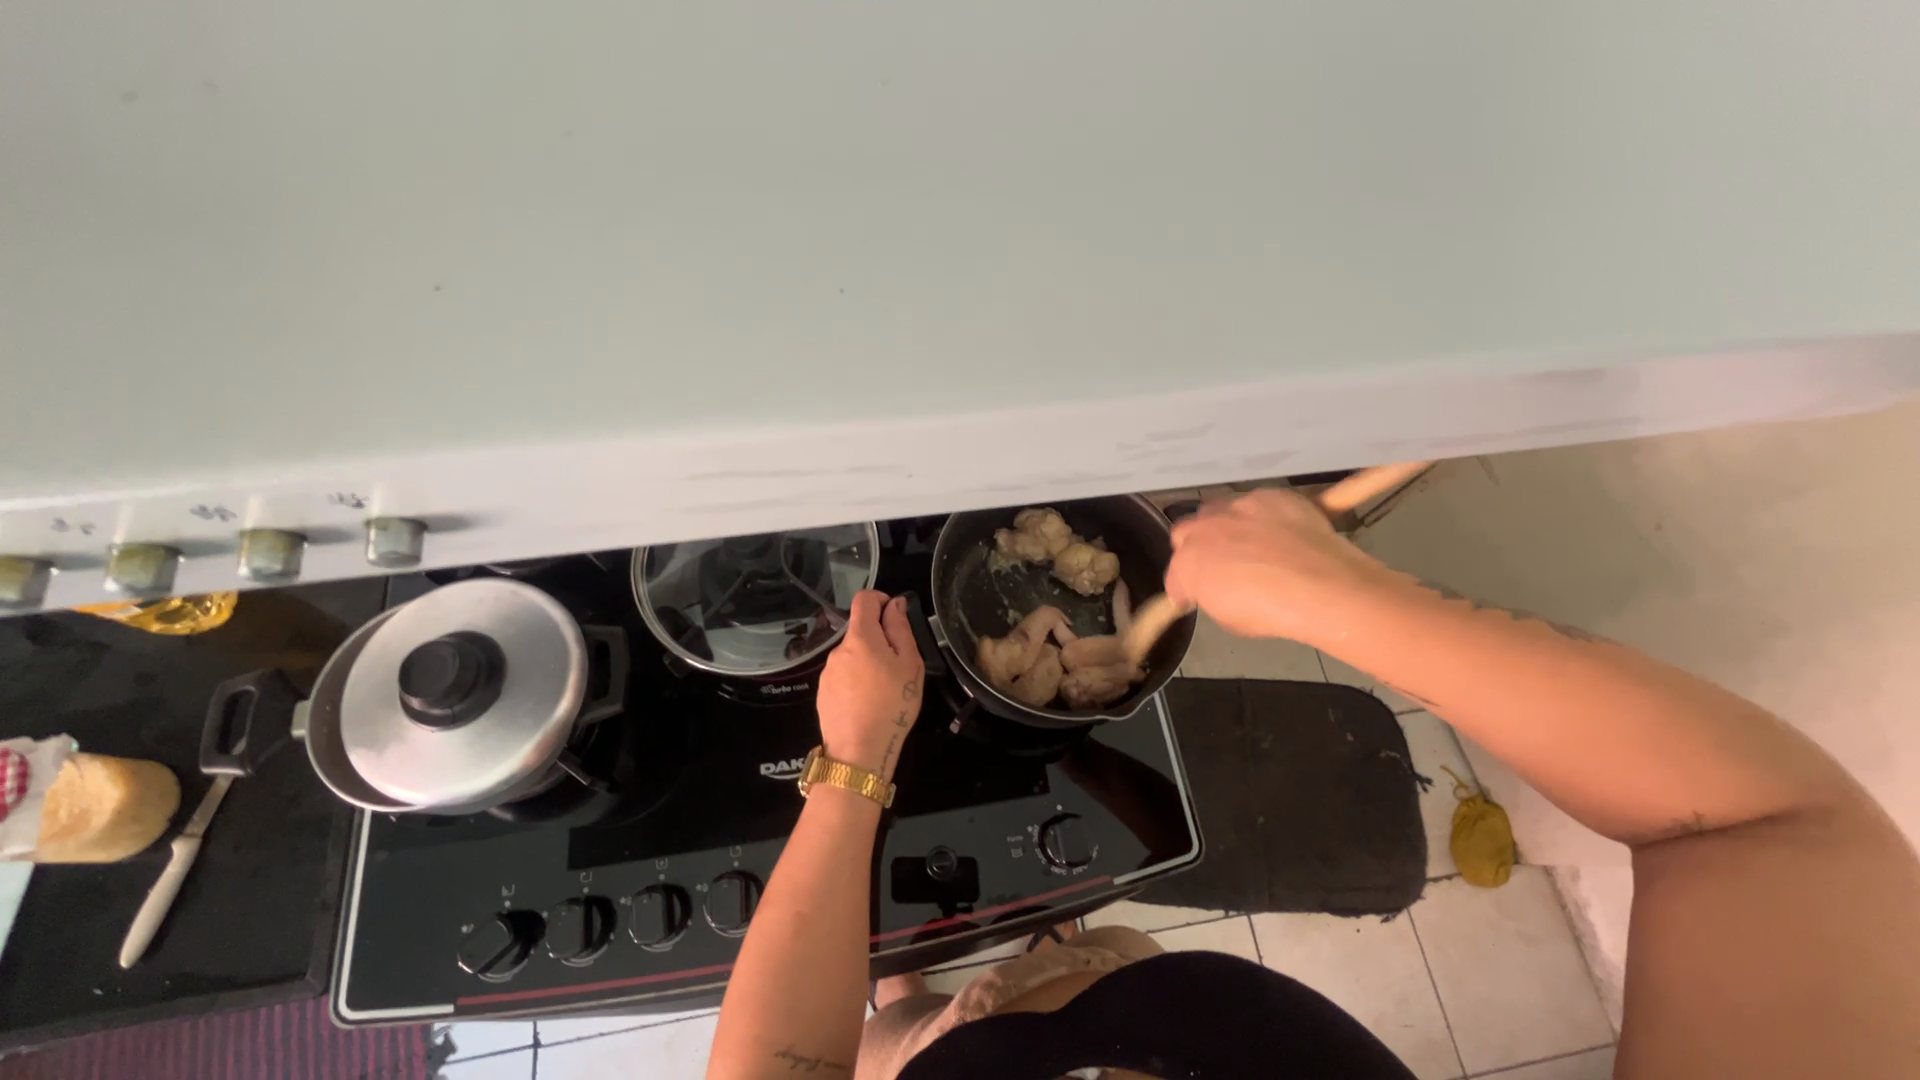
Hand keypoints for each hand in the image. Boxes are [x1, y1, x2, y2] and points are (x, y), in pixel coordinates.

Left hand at [815, 591, 924, 780]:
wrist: (859, 752)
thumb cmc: (892, 704)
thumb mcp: (909, 665)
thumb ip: (900, 629)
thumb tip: (895, 604)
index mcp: (860, 637)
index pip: (864, 599)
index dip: (882, 601)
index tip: (896, 619)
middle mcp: (838, 650)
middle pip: (860, 631)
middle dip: (879, 640)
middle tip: (899, 667)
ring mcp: (827, 672)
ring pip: (852, 656)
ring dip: (867, 663)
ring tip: (884, 691)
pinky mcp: (823, 692)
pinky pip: (843, 677)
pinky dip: (856, 682)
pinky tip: (867, 704)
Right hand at [1164, 489, 1396, 644]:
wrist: (1320, 585)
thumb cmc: (1269, 612)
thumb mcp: (1227, 618)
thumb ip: (1212, 595)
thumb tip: (1217, 590)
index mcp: (1188, 562)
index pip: (1175, 574)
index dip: (1185, 586)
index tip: (1196, 596)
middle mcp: (1205, 528)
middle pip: (1187, 530)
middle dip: (1198, 546)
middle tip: (1220, 564)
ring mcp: (1238, 507)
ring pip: (1220, 511)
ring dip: (1227, 525)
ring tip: (1252, 544)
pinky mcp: (1271, 495)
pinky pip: (1258, 503)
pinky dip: (1264, 516)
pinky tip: (1282, 533)